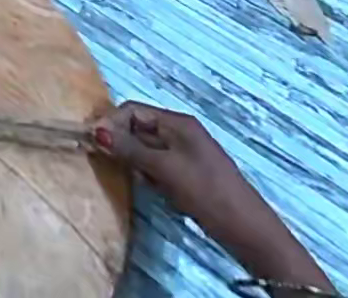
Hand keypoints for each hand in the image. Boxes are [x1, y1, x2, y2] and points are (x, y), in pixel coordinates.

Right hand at [94, 102, 248, 218]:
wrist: (254, 237)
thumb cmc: (208, 194)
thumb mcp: (164, 169)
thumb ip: (129, 148)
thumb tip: (95, 131)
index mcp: (178, 122)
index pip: (133, 110)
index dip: (111, 122)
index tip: (93, 140)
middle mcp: (181, 132)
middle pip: (139, 127)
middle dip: (122, 142)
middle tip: (109, 160)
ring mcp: (187, 154)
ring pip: (147, 148)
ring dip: (136, 160)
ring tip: (135, 177)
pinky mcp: (190, 174)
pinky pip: (159, 165)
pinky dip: (150, 173)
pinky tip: (153, 188)